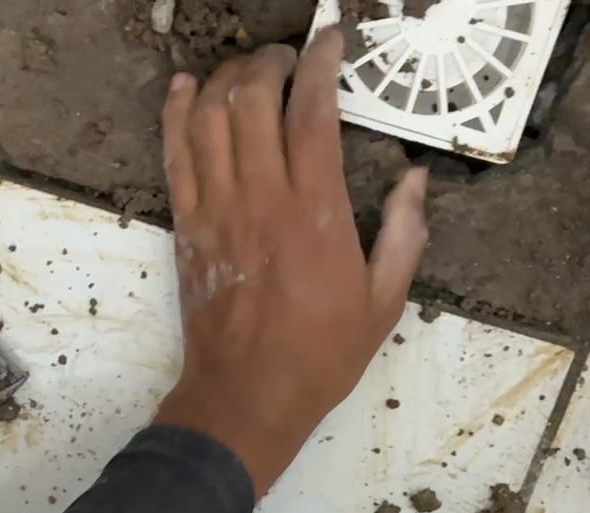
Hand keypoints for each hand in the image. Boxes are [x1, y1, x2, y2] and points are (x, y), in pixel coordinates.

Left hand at [154, 29, 428, 494]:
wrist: (246, 396)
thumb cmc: (318, 356)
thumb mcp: (383, 304)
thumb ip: (405, 235)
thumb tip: (415, 179)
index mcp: (316, 212)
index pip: (313, 109)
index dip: (321, 61)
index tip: (330, 39)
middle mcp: (261, 199)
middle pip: (251, 98)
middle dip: (268, 62)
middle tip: (285, 61)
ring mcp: (216, 212)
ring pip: (206, 117)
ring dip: (222, 79)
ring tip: (243, 72)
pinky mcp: (186, 231)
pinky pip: (174, 158)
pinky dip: (175, 116)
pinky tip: (183, 90)